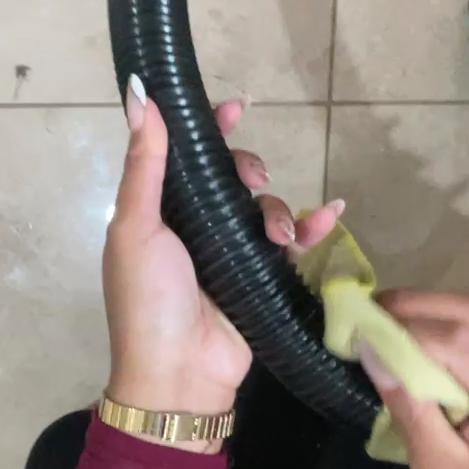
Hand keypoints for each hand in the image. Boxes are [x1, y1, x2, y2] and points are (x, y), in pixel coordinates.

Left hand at [104, 75, 341, 423]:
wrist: (178, 374)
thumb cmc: (148, 299)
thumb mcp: (137, 228)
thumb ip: (145, 165)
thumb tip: (140, 94)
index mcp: (160, 214)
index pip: (186, 159)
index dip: (209, 130)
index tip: (236, 108)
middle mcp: (194, 230)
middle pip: (230, 180)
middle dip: (247, 169)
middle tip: (254, 179)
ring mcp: (230, 257)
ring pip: (263, 210)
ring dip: (275, 210)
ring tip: (277, 236)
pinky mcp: (260, 282)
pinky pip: (291, 245)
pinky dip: (312, 227)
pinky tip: (331, 215)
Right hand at [369, 289, 468, 468]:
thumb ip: (411, 411)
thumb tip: (373, 354)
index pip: (461, 344)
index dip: (408, 332)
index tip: (361, 333)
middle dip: (419, 305)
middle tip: (368, 311)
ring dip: (432, 305)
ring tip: (385, 316)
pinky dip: (446, 318)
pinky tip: (415, 329)